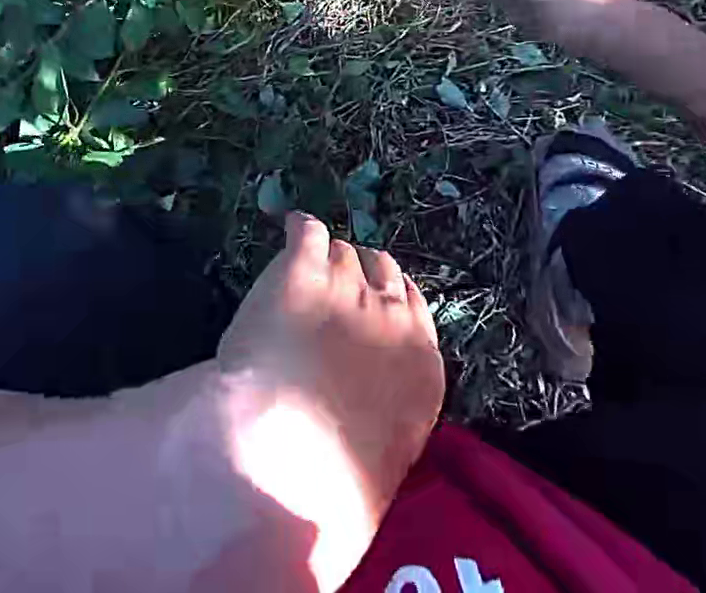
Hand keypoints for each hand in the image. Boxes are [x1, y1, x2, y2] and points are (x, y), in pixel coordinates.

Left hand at [216, 212, 442, 573]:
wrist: (285, 461)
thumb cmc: (335, 478)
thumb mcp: (389, 449)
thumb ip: (395, 404)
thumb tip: (377, 394)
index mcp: (420, 362)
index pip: (412, 302)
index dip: (389, 295)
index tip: (371, 298)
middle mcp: (390, 315)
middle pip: (381, 268)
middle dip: (359, 273)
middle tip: (335, 286)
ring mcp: (346, 288)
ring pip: (342, 251)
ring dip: (327, 259)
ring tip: (307, 270)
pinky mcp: (300, 272)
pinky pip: (307, 230)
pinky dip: (299, 228)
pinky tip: (290, 228)